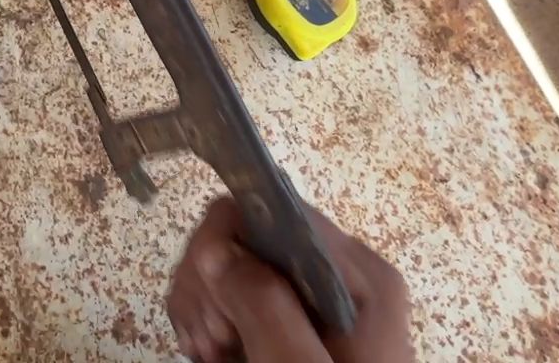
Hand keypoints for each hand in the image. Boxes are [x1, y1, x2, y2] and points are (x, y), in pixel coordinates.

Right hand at [167, 196, 412, 362]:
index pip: (267, 210)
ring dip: (200, 301)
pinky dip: (202, 312)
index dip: (225, 248)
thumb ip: (265, 309)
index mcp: (358, 274)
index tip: (218, 315)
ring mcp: (307, 284)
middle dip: (207, 282)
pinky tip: (212, 350)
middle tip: (212, 345)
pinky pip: (221, 276)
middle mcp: (335, 266)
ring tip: (211, 354)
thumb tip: (213, 246)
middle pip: (238, 229)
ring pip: (221, 252)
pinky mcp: (283, 302)